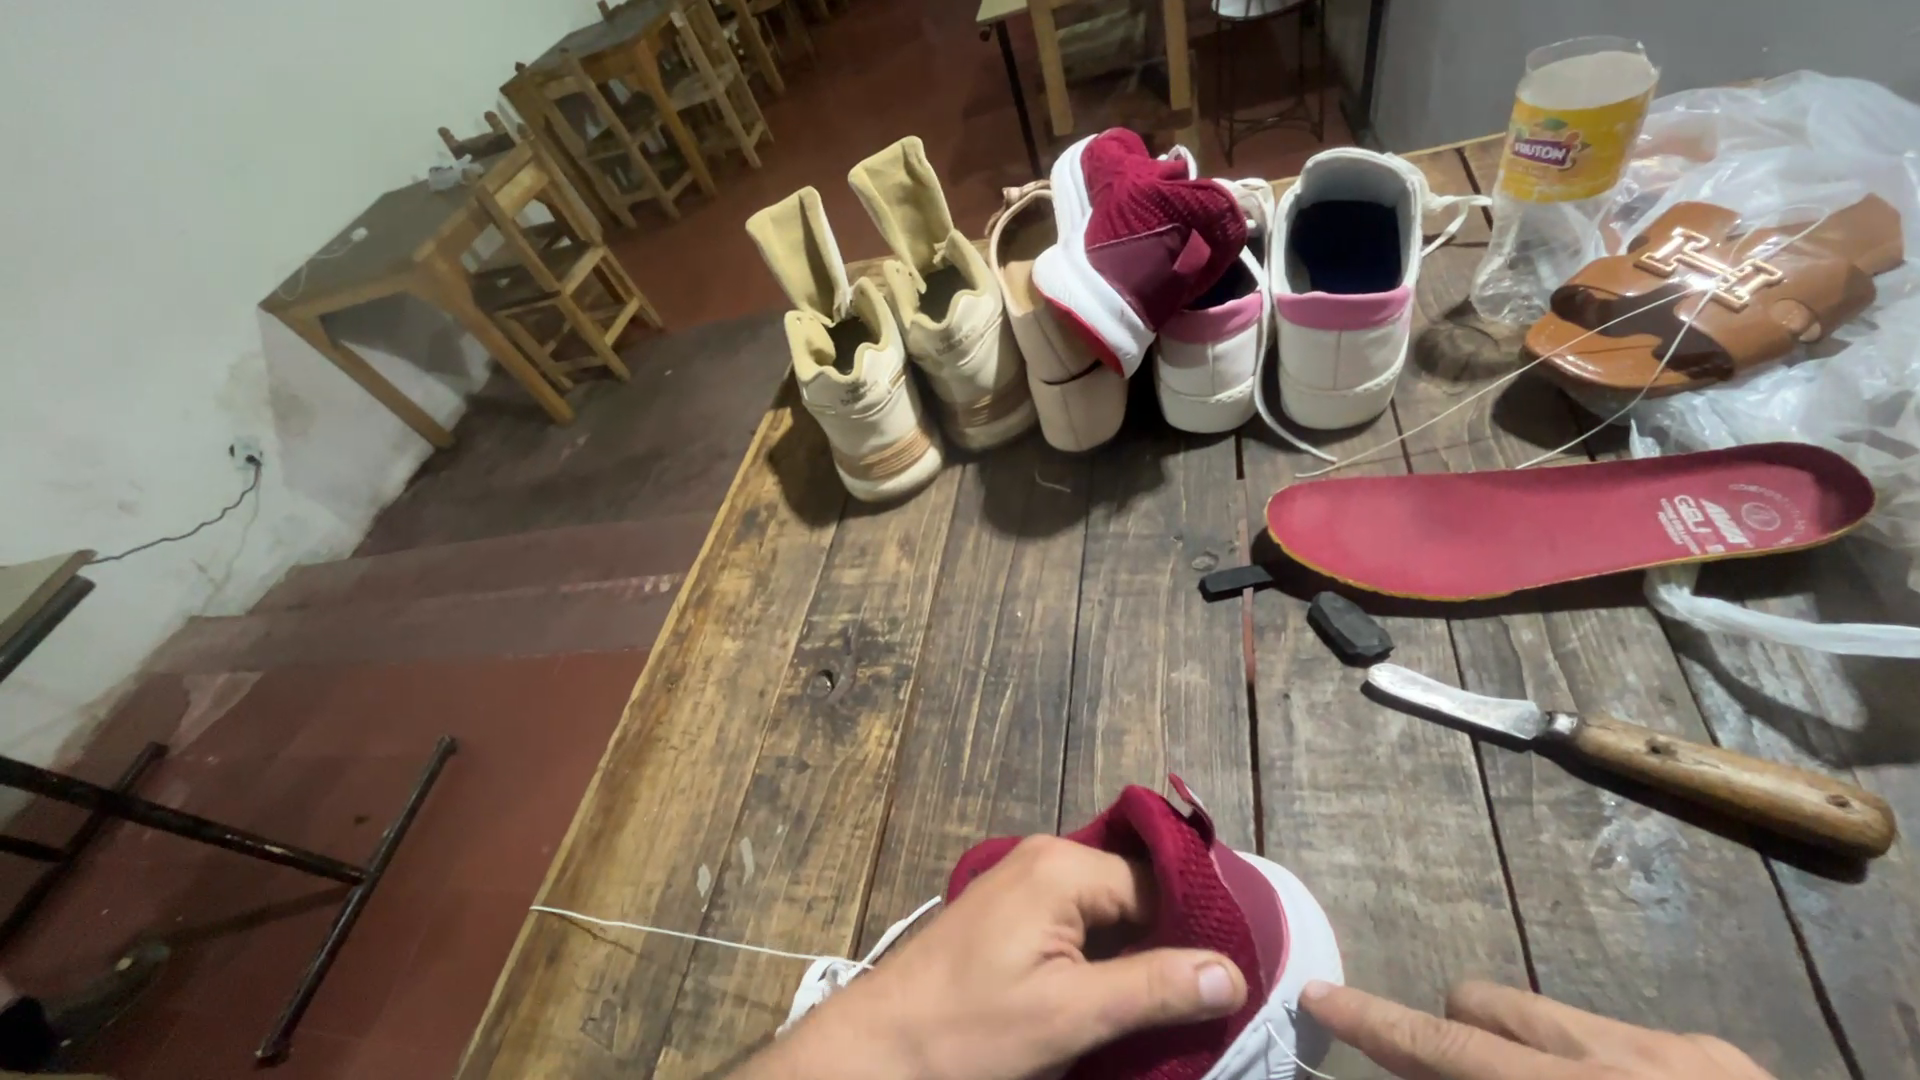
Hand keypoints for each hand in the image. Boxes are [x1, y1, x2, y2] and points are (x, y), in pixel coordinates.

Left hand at [741, 835, 1248, 1079]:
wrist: (881, 1043)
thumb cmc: (971, 1028)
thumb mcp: (1070, 1014)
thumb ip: (1152, 987)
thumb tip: (1233, 972)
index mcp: (1063, 866)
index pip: (1158, 884)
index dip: (1197, 930)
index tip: (1231, 978)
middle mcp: (1047, 856)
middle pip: (1133, 892)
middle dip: (1168, 941)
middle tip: (1206, 995)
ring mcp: (1025, 878)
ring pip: (1108, 908)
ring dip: (1136, 952)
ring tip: (1171, 1000)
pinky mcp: (1012, 907)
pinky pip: (1077, 919)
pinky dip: (1103, 954)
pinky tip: (1119, 991)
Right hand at [1299, 979, 1773, 1078]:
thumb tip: (1428, 1070)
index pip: (1443, 1047)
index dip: (1372, 1023)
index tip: (1317, 995)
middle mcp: (1620, 1061)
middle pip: (1479, 1004)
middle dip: (1449, 1040)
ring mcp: (1682, 1051)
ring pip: (1542, 1016)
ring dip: (1516, 1054)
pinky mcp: (1722, 1054)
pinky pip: (1612, 1037)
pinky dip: (1587, 1069)